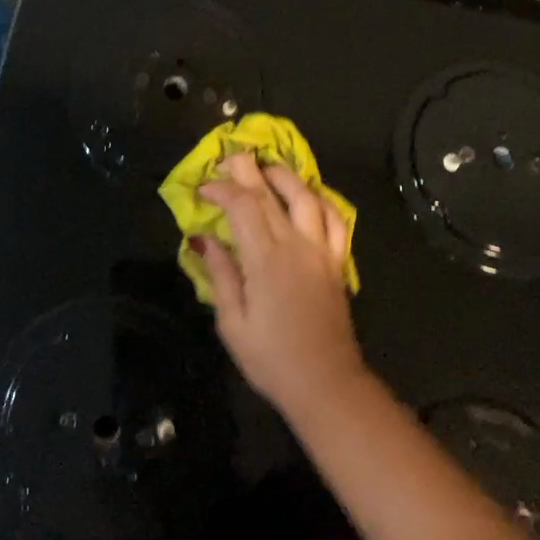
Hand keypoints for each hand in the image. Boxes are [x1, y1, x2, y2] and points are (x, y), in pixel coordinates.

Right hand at [196, 152, 364, 413]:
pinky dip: (321, 199)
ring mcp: (321, 250)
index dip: (221, 189)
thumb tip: (202, 240)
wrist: (326, 383)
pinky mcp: (337, 261)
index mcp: (264, 259)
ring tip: (266, 167)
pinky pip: (335, 219)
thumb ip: (220, 275)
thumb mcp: (232, 323)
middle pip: (270, 193)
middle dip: (247, 170)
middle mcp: (295, 245)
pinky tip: (308, 194)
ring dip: (284, 175)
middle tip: (229, 156)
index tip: (202, 188)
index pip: (241, 205)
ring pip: (306, 196)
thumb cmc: (271, 359)